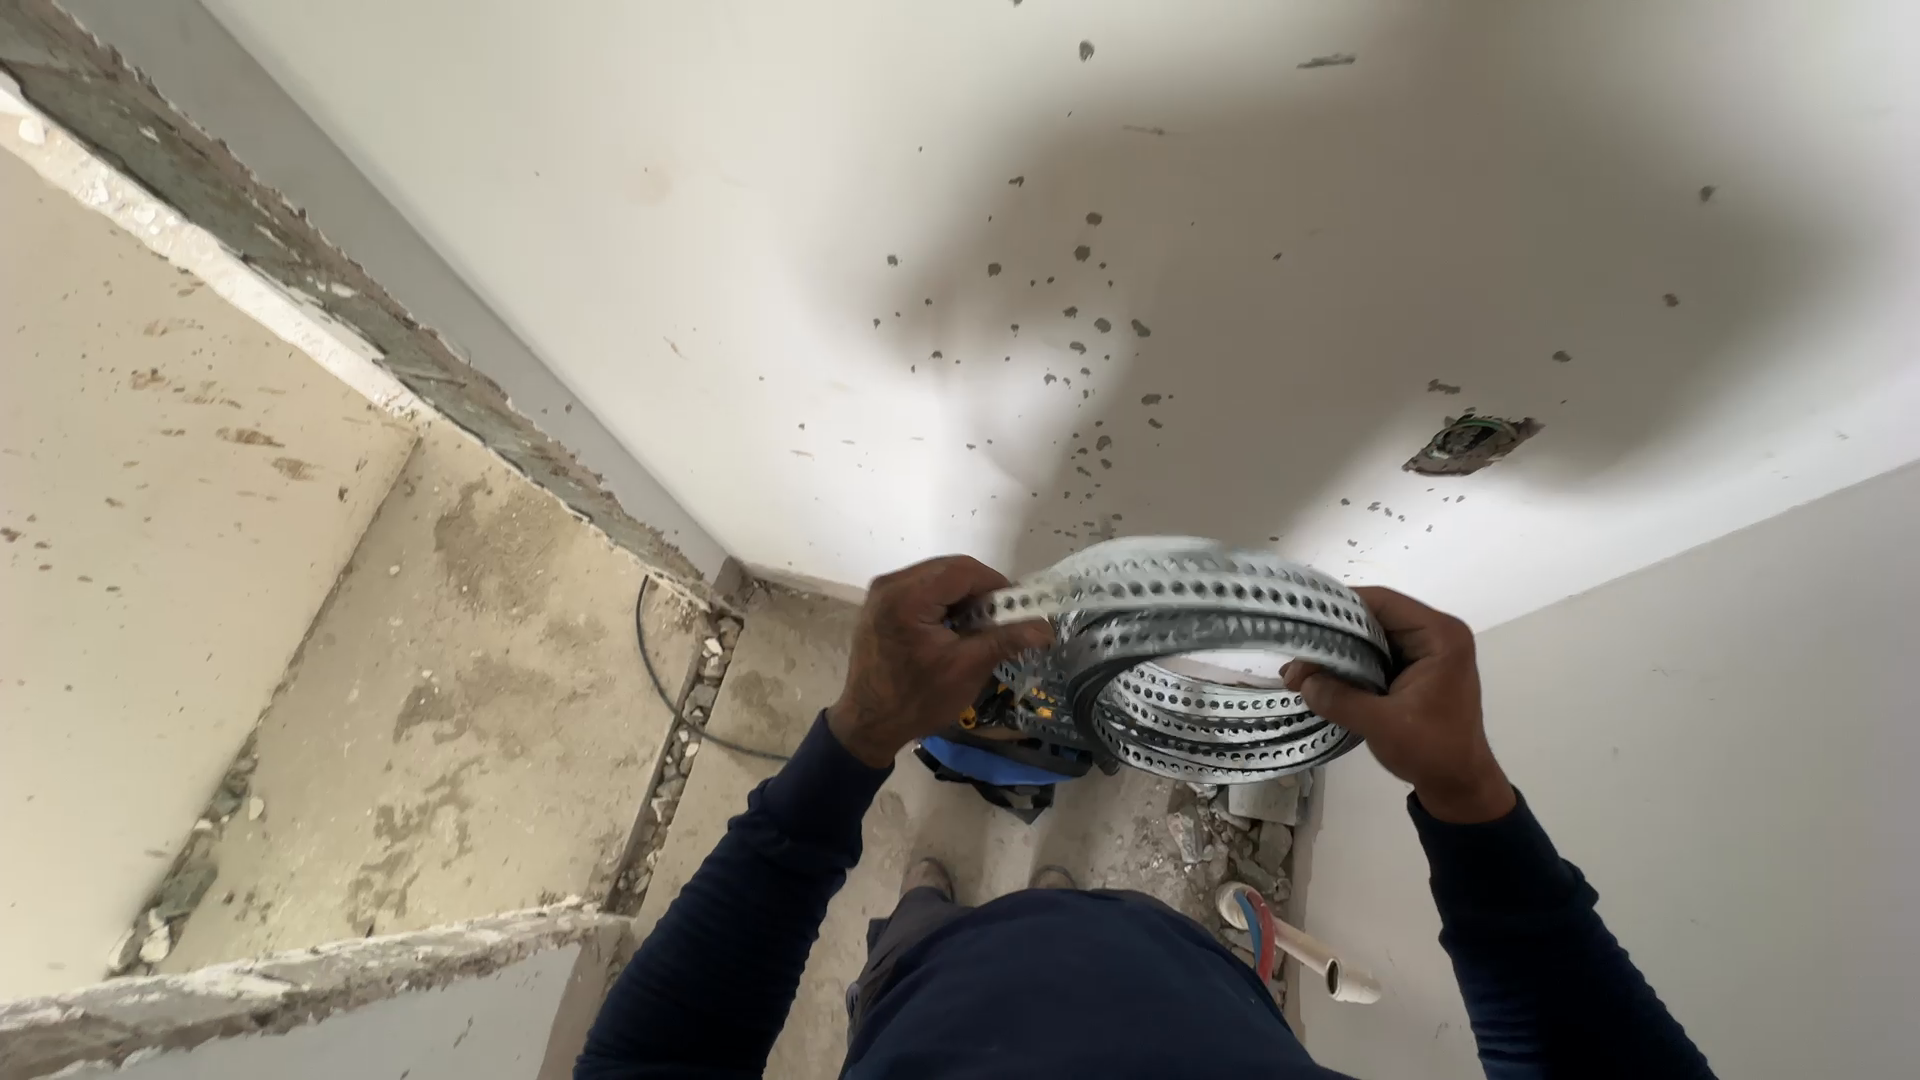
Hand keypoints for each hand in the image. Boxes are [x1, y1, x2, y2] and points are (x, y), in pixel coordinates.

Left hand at [827, 556, 1054, 767]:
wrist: (867, 725)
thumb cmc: (917, 700)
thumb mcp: (967, 669)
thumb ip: (1006, 640)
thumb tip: (1045, 628)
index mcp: (907, 597)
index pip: (963, 570)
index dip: (996, 585)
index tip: (1017, 610)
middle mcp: (890, 585)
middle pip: (949, 570)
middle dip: (980, 590)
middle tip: (1001, 619)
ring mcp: (881, 593)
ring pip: (936, 577)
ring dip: (963, 596)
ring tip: (979, 626)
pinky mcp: (880, 604)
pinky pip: (921, 589)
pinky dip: (943, 602)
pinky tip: (954, 628)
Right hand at [1283, 586, 1515, 823]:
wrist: (1460, 785)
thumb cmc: (1434, 751)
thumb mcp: (1383, 725)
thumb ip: (1340, 699)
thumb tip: (1301, 681)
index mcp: (1439, 637)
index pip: (1381, 602)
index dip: (1339, 607)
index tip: (1301, 622)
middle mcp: (1431, 635)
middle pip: (1369, 618)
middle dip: (1329, 637)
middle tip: (1295, 661)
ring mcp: (1419, 652)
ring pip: (1364, 637)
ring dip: (1330, 655)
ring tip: (1296, 676)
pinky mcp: (1407, 669)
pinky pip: (1367, 655)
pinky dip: (1340, 667)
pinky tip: (1312, 681)